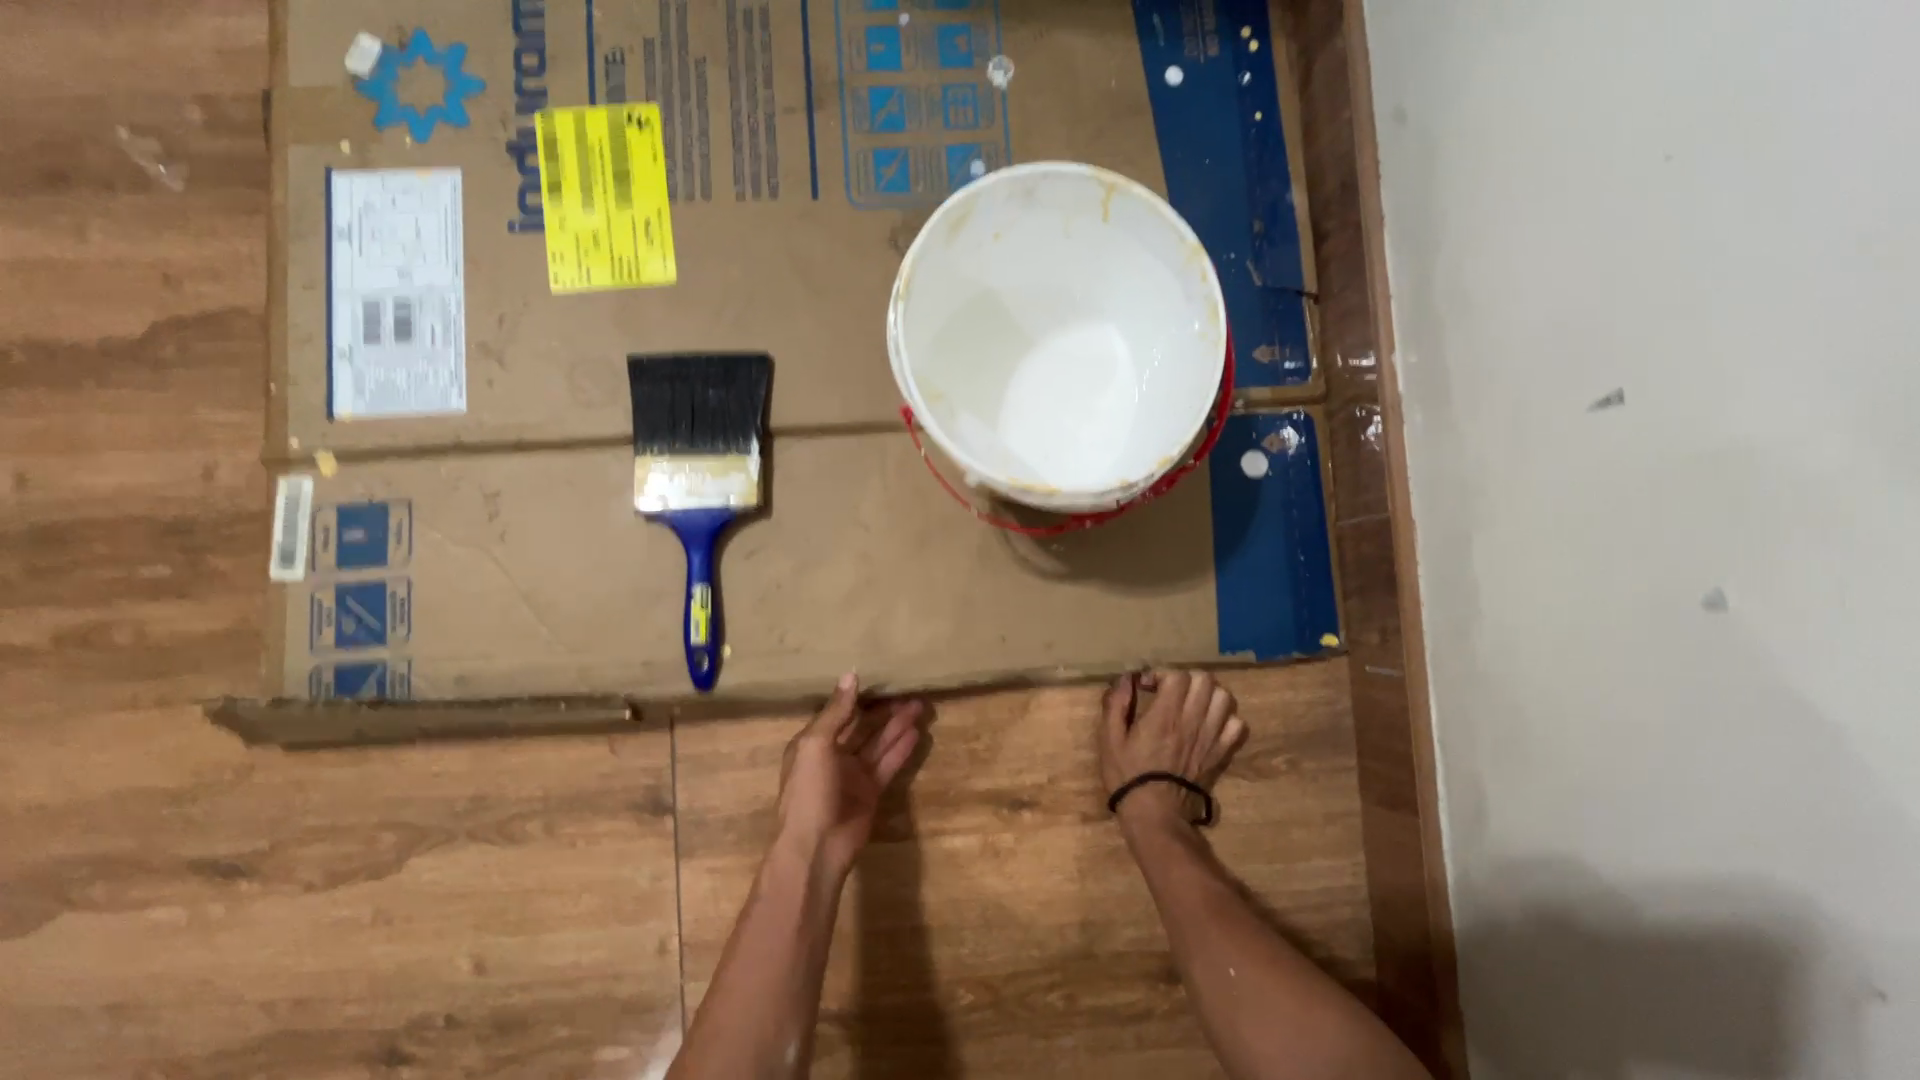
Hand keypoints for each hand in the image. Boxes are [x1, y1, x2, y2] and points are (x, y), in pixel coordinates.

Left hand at [776, 673, 925, 878]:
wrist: (816, 846)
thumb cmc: (808, 791)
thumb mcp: (816, 745)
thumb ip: (836, 712)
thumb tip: (851, 674)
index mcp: (813, 742)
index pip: (839, 713)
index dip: (859, 696)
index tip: (881, 677)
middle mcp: (833, 755)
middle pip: (863, 727)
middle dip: (884, 711)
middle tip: (910, 691)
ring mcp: (853, 775)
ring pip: (879, 744)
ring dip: (898, 726)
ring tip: (920, 706)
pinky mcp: (871, 792)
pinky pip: (888, 764)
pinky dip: (901, 749)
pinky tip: (916, 733)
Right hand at [1100, 670, 1246, 831]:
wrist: (1156, 813)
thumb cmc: (1129, 775)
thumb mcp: (1110, 739)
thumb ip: (1116, 704)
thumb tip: (1127, 679)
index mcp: (1164, 715)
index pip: (1178, 676)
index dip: (1162, 674)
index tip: (1148, 686)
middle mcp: (1192, 720)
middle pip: (1205, 680)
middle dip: (1187, 679)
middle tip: (1172, 692)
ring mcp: (1211, 736)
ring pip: (1224, 698)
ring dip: (1209, 695)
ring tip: (1194, 705)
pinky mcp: (1222, 753)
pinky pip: (1237, 725)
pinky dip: (1227, 719)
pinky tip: (1211, 725)